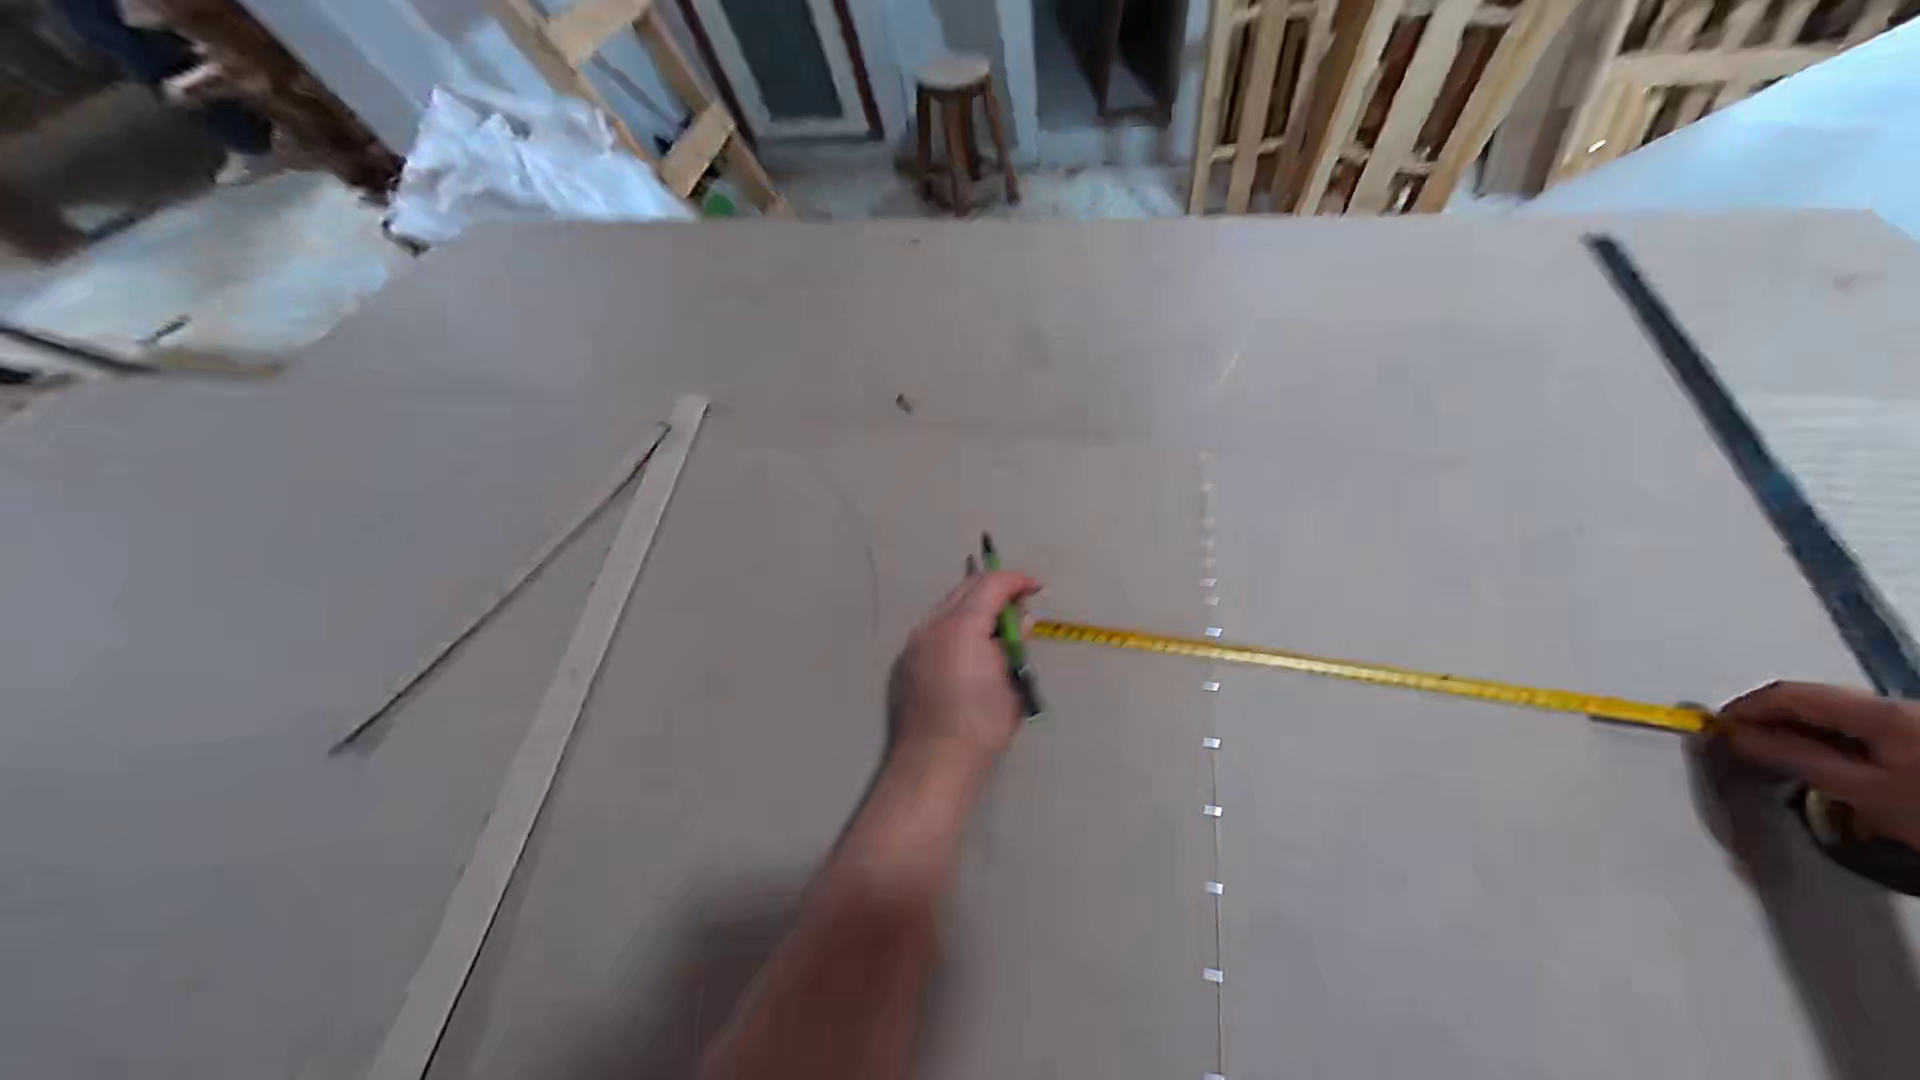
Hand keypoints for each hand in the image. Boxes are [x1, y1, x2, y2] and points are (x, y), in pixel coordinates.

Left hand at [887, 570, 1041, 763]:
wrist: (932, 763)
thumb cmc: (981, 726)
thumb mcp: (1013, 683)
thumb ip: (1016, 645)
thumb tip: (1020, 621)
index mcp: (961, 626)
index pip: (991, 585)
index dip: (1017, 581)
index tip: (1036, 588)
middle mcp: (932, 625)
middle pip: (966, 589)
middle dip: (995, 589)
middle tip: (1019, 606)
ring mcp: (914, 643)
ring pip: (948, 607)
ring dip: (974, 608)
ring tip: (997, 630)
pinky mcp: (906, 661)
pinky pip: (935, 629)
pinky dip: (957, 627)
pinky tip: (970, 651)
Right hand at [1719, 680, 1919, 848]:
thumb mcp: (1864, 792)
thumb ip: (1794, 758)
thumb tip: (1734, 736)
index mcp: (1883, 712)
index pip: (1790, 694)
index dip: (1746, 708)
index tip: (1717, 731)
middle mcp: (1904, 707)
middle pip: (1819, 703)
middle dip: (1775, 723)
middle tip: (1745, 750)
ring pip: (1845, 720)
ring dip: (1807, 736)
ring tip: (1787, 763)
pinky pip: (1872, 734)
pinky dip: (1839, 746)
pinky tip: (1835, 770)